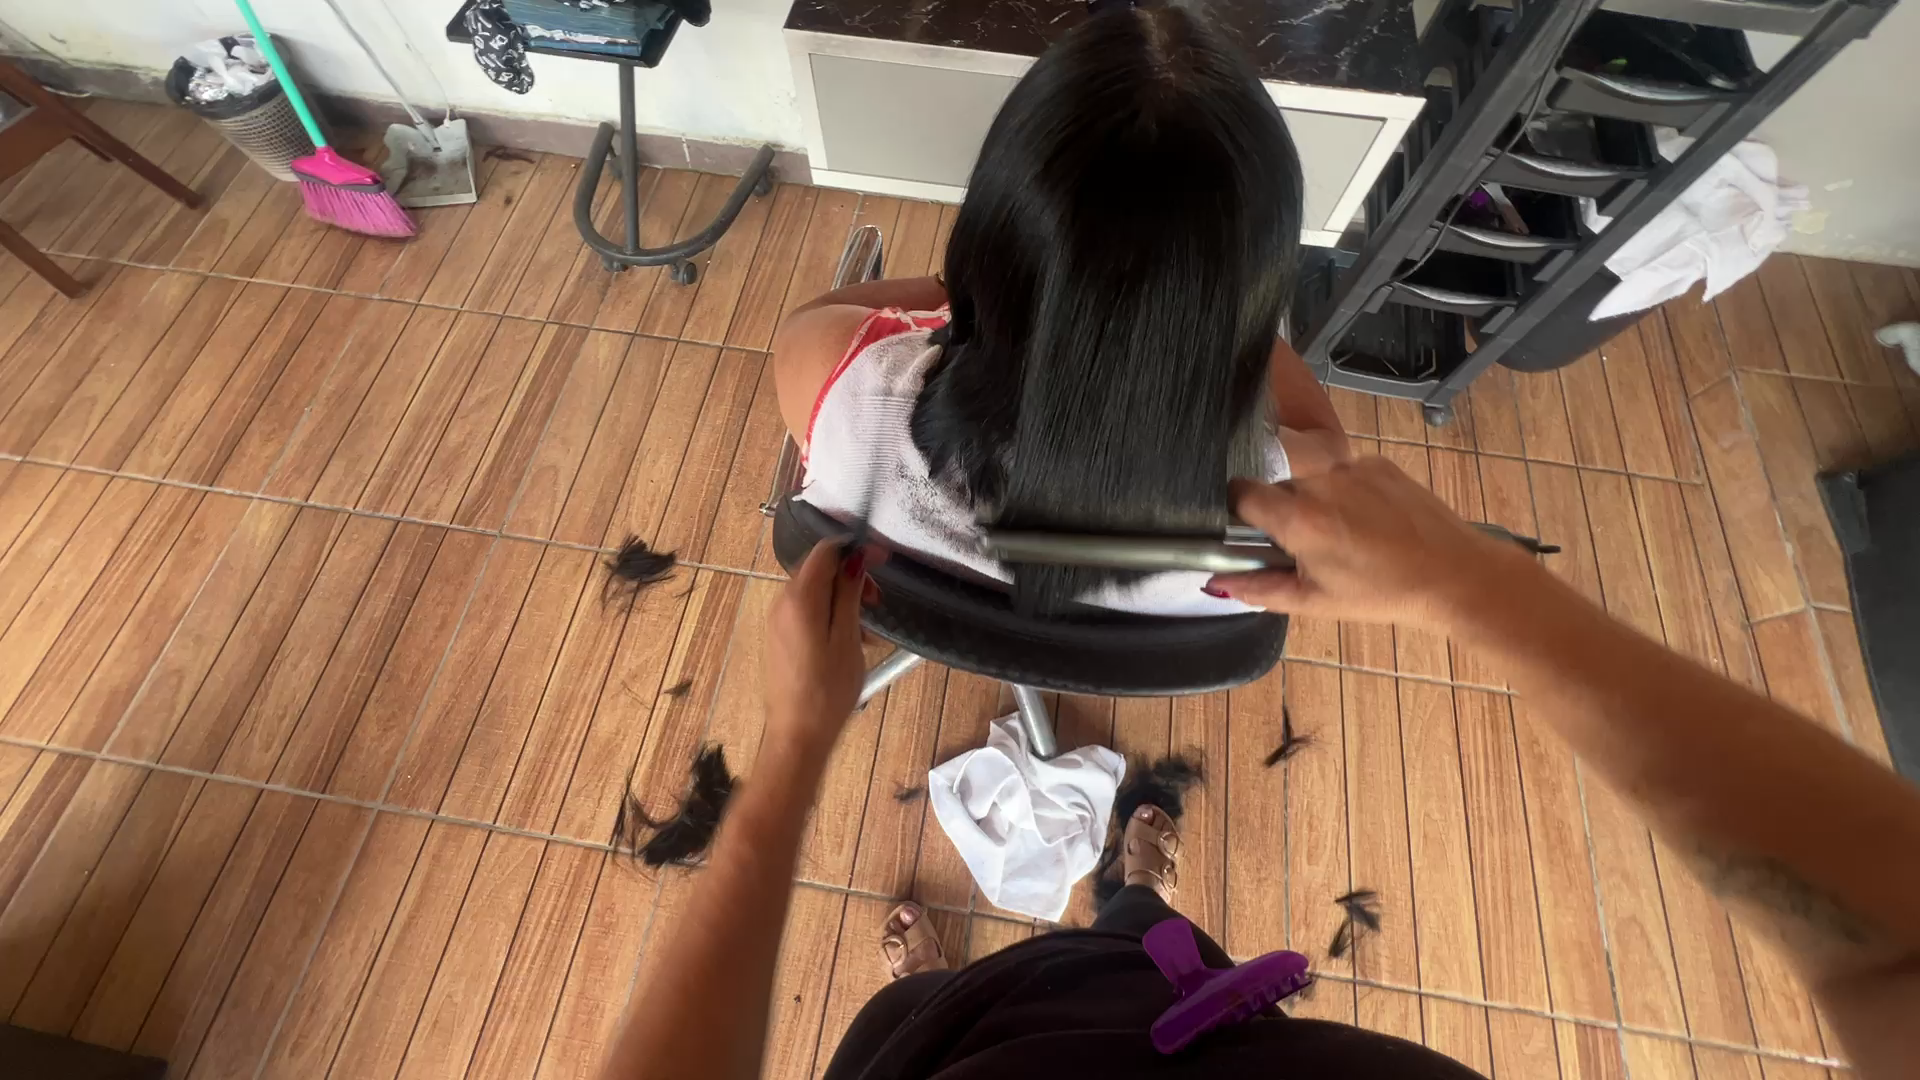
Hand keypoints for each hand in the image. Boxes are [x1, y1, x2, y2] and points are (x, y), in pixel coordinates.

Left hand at [765, 540, 877, 756]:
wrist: (798, 735)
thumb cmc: (829, 689)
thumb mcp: (847, 637)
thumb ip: (849, 593)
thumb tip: (854, 559)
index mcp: (799, 598)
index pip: (824, 551)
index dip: (854, 549)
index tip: (882, 560)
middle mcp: (782, 603)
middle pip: (819, 570)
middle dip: (851, 577)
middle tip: (877, 602)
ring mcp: (778, 621)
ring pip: (816, 593)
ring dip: (845, 600)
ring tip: (868, 632)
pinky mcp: (780, 638)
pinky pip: (808, 612)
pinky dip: (831, 616)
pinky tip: (851, 641)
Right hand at [1208, 457, 1543, 629]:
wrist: (1456, 575)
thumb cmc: (1381, 594)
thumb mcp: (1313, 601)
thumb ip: (1257, 588)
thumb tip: (1214, 583)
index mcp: (1300, 520)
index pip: (1240, 491)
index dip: (1236, 507)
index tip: (1245, 525)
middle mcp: (1320, 483)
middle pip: (1273, 481)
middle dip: (1277, 504)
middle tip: (1295, 536)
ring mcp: (1352, 467)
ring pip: (1306, 471)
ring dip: (1308, 493)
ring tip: (1334, 525)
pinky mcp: (1377, 461)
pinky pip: (1339, 467)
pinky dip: (1340, 487)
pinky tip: (1362, 515)